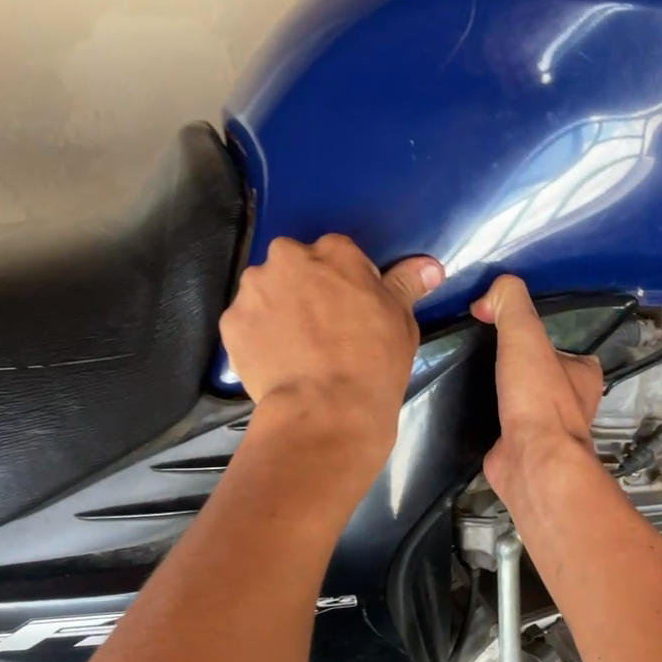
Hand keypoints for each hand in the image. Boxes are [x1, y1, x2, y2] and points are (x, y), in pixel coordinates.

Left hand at [221, 235, 441, 458]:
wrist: (327, 409)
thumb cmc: (374, 362)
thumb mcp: (401, 321)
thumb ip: (407, 285)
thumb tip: (430, 266)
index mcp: (334, 252)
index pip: (339, 254)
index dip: (346, 284)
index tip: (353, 312)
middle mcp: (288, 259)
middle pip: (296, 267)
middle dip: (306, 290)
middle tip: (324, 331)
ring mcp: (254, 290)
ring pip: (266, 293)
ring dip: (278, 311)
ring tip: (298, 351)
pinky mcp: (231, 324)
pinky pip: (246, 325)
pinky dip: (258, 339)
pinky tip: (279, 364)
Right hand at [471, 275, 603, 505]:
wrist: (531, 461)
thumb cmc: (538, 398)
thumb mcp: (525, 334)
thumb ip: (510, 303)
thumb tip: (488, 297)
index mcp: (584, 374)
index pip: (566, 347)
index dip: (539, 337)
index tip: (509, 330)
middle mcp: (572, 403)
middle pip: (542, 375)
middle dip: (518, 367)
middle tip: (485, 352)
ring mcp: (547, 430)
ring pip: (523, 402)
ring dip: (502, 394)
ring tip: (473, 377)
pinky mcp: (521, 449)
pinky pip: (503, 426)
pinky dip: (488, 419)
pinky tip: (468, 409)